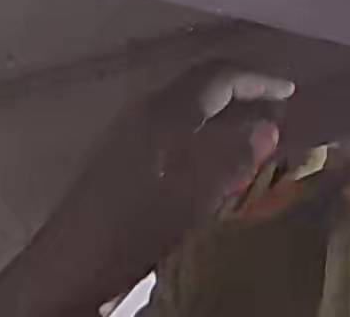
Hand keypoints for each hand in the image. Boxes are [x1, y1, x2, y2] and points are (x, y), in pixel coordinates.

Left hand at [0, 63, 293, 316]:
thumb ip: (232, 159)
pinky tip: (214, 143)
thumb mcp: (189, 200)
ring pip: (191, 96)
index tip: (289, 89)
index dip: (258, 79)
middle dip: (243, 85)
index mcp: (167, 111)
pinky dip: (206, 117)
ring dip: (225, 101)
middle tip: (276, 100)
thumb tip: (270, 126)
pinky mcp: (125, 146)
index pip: (220, 76)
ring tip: (253, 119)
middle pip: (204, 79)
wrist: (60, 273)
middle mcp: (150, 107)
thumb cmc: (130, 231)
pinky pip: (178, 113)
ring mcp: (134, 125)